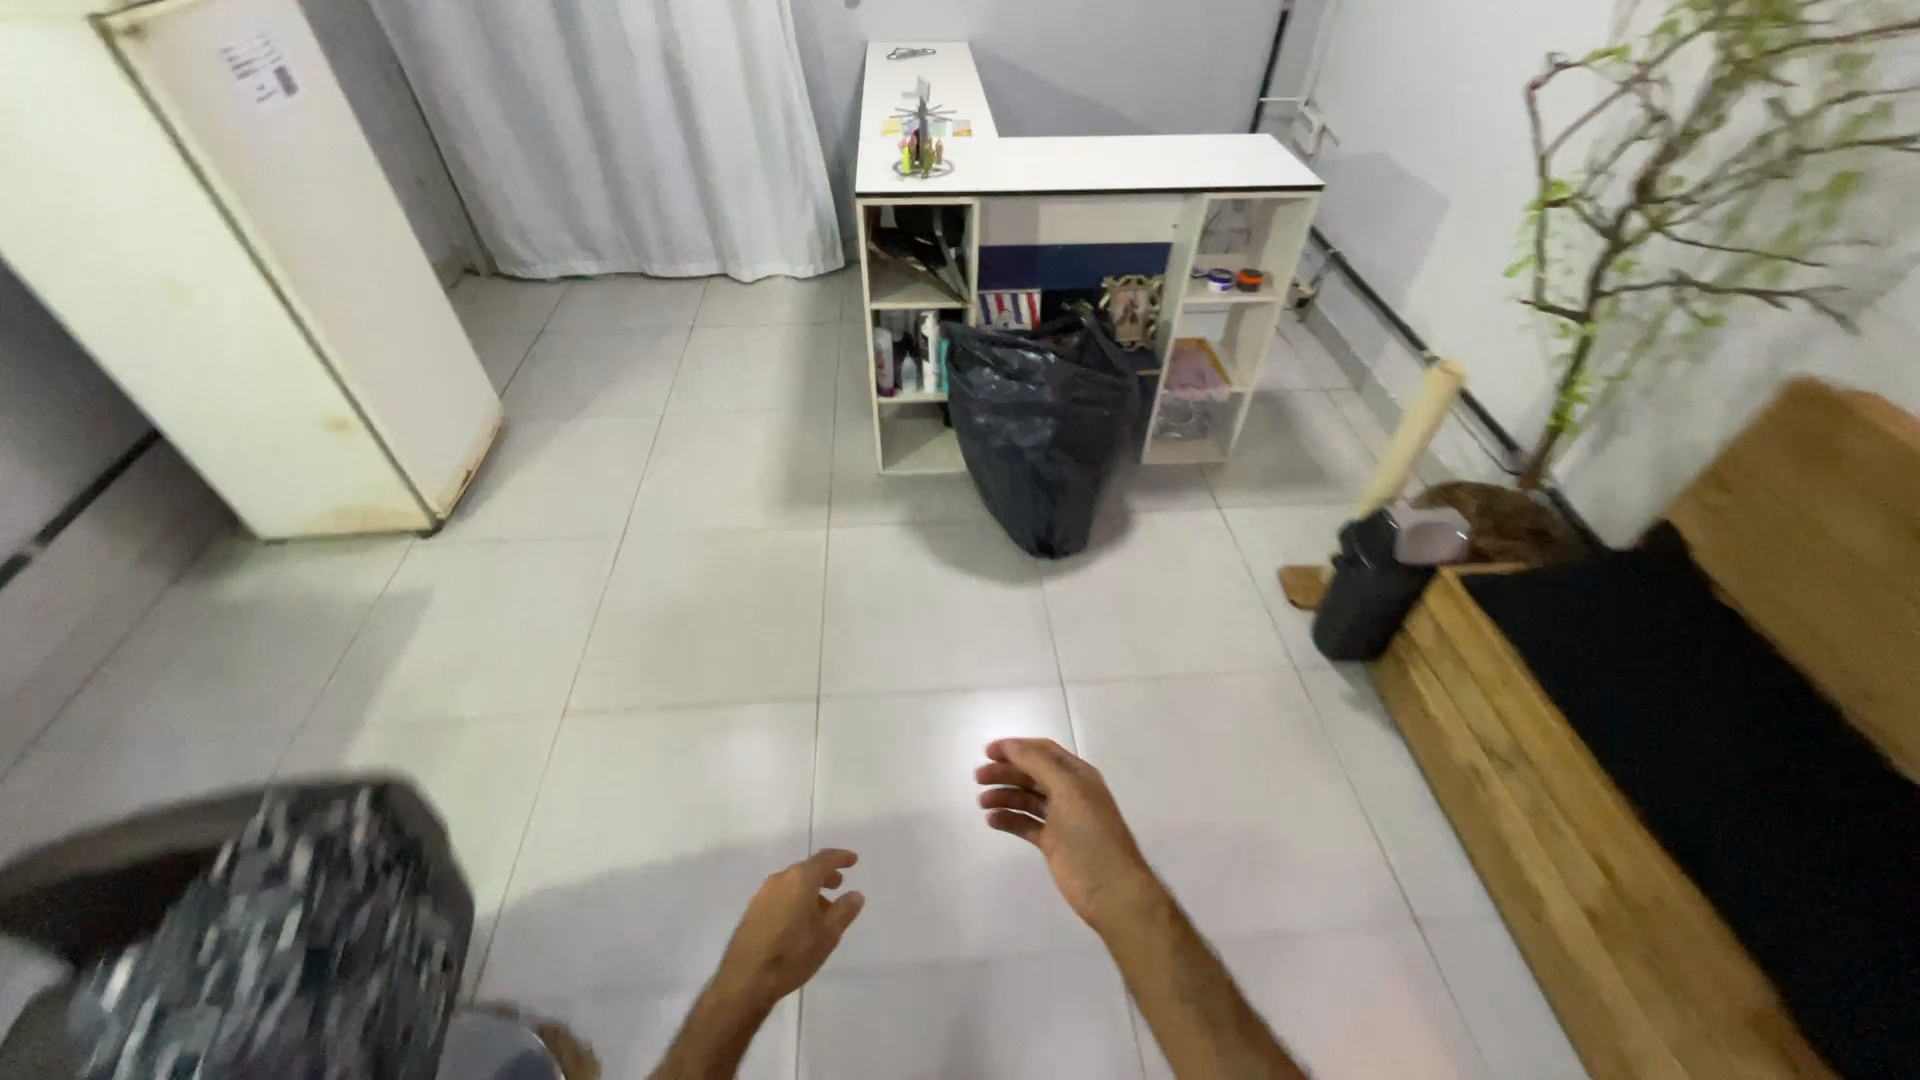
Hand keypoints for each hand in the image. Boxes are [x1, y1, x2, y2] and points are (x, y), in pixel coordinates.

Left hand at [711, 849, 864, 1011]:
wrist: (746, 980)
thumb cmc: (793, 954)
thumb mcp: (827, 935)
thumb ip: (844, 911)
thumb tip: (855, 894)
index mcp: (800, 879)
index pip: (824, 859)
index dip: (840, 857)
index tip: (853, 860)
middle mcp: (780, 880)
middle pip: (806, 870)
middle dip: (824, 876)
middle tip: (838, 885)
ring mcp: (762, 895)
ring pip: (792, 884)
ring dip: (809, 891)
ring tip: (821, 911)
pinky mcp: (752, 912)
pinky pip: (780, 896)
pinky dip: (794, 900)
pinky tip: (799, 923)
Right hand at [975, 739, 1165, 933]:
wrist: (1112, 890)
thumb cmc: (1091, 835)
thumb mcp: (1068, 791)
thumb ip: (1039, 764)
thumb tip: (1011, 746)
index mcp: (1078, 776)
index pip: (1043, 751)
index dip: (1016, 748)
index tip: (988, 752)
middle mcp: (1069, 793)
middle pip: (1032, 773)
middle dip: (1006, 772)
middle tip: (979, 777)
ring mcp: (1061, 819)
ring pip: (1027, 799)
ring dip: (1005, 795)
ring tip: (983, 802)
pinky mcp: (1053, 843)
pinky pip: (1026, 824)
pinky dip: (1009, 819)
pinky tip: (993, 820)